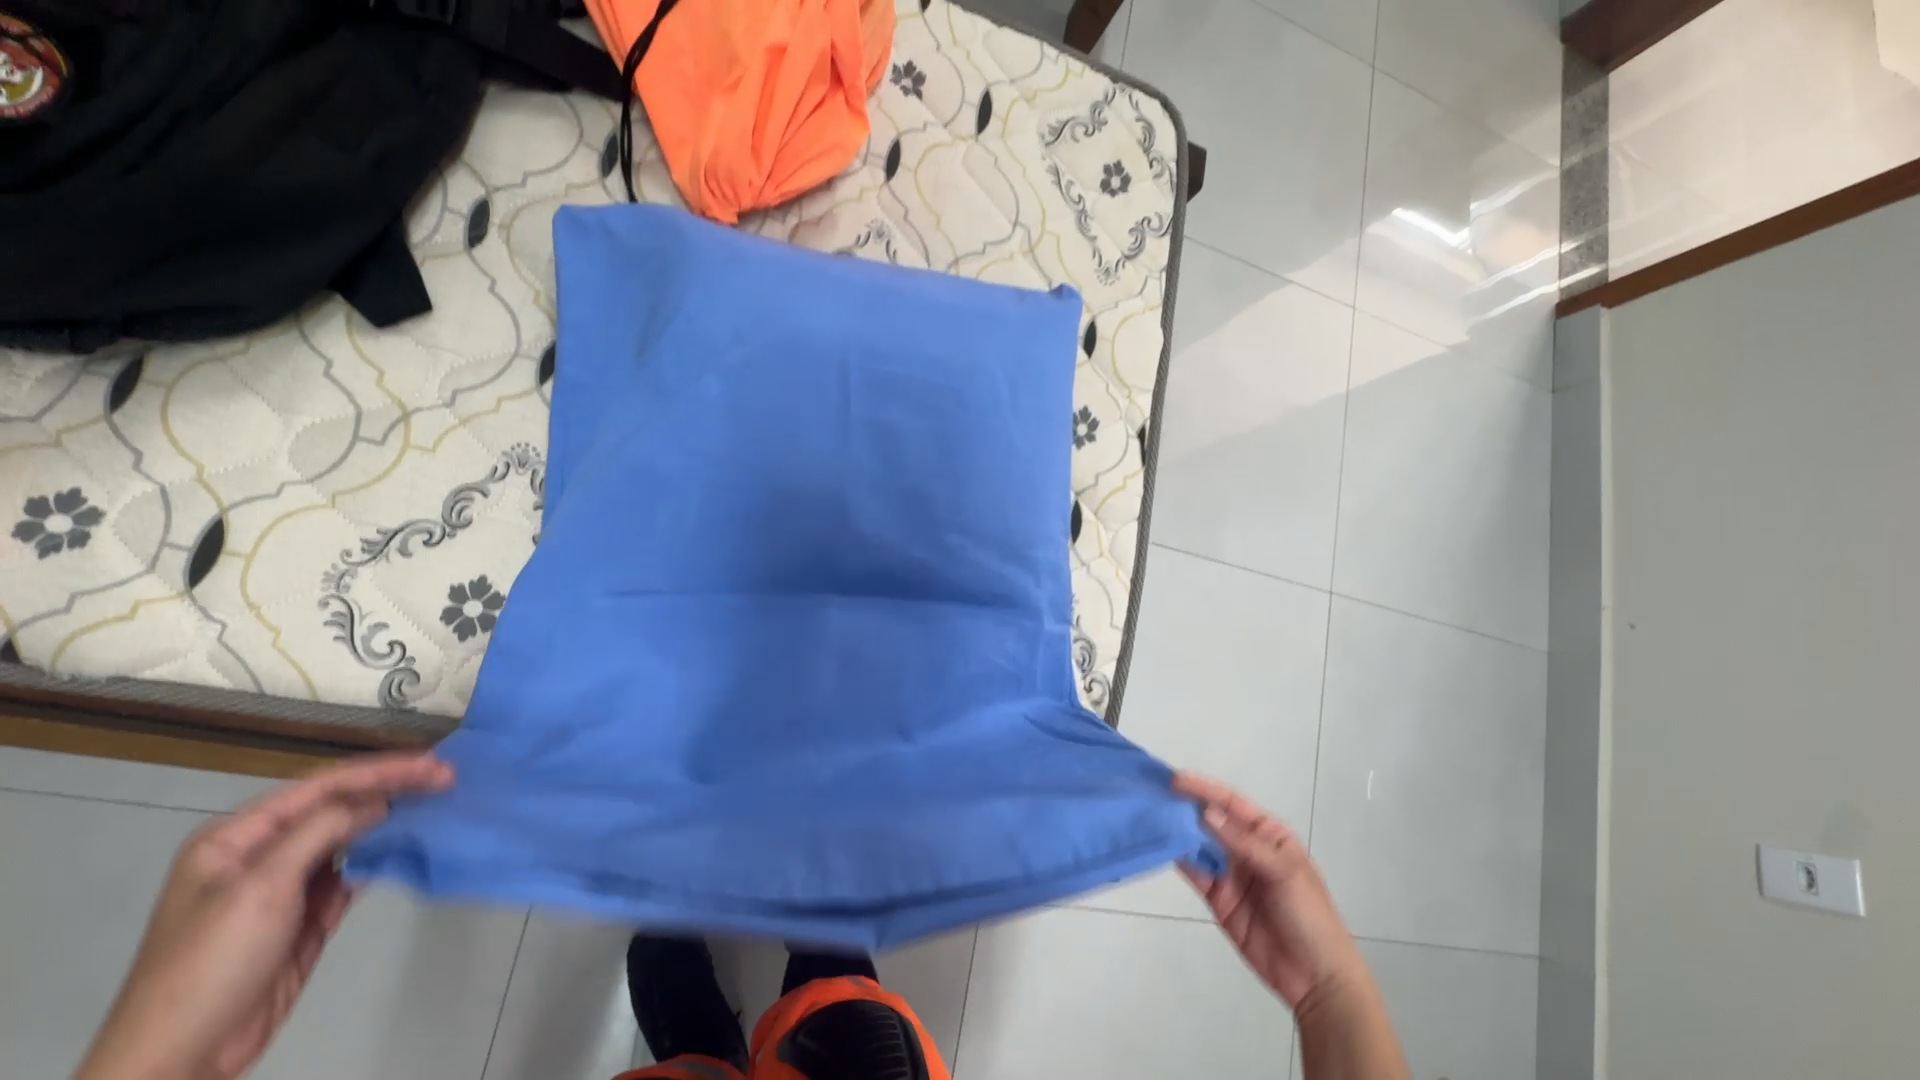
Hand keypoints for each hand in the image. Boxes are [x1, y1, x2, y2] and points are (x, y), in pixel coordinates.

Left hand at [76, 754, 453, 1079]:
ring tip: (439, 804)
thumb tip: (378, 801)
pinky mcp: (309, 917)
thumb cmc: (213, 960)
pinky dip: (384, 857)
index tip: (434, 765)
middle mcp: (263, 853)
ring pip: (351, 838)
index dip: (380, 771)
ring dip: (393, 821)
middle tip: (448, 778)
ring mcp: (287, 886)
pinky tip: (413, 846)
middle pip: (338, 807)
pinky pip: (354, 874)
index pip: (321, 787)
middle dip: (392, 789)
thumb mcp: (262, 886)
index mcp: (238, 836)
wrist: (185, 1052)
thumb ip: (320, 831)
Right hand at [1174, 773, 1367, 1016]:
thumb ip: (1243, 842)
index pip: (1232, 804)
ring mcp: (1230, 873)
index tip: (1175, 780)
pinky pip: (1195, 872)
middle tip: (1152, 795)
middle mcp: (1246, 848)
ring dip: (1177, 832)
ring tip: (1148, 817)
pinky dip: (1178, 859)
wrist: (1314, 976)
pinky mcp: (1218, 897)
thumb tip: (1206, 812)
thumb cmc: (1308, 914)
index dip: (1205, 789)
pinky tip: (1160, 847)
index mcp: (1269, 834)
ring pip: (1198, 845)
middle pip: (1211, 821)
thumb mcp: (1283, 872)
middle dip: (1185, 808)